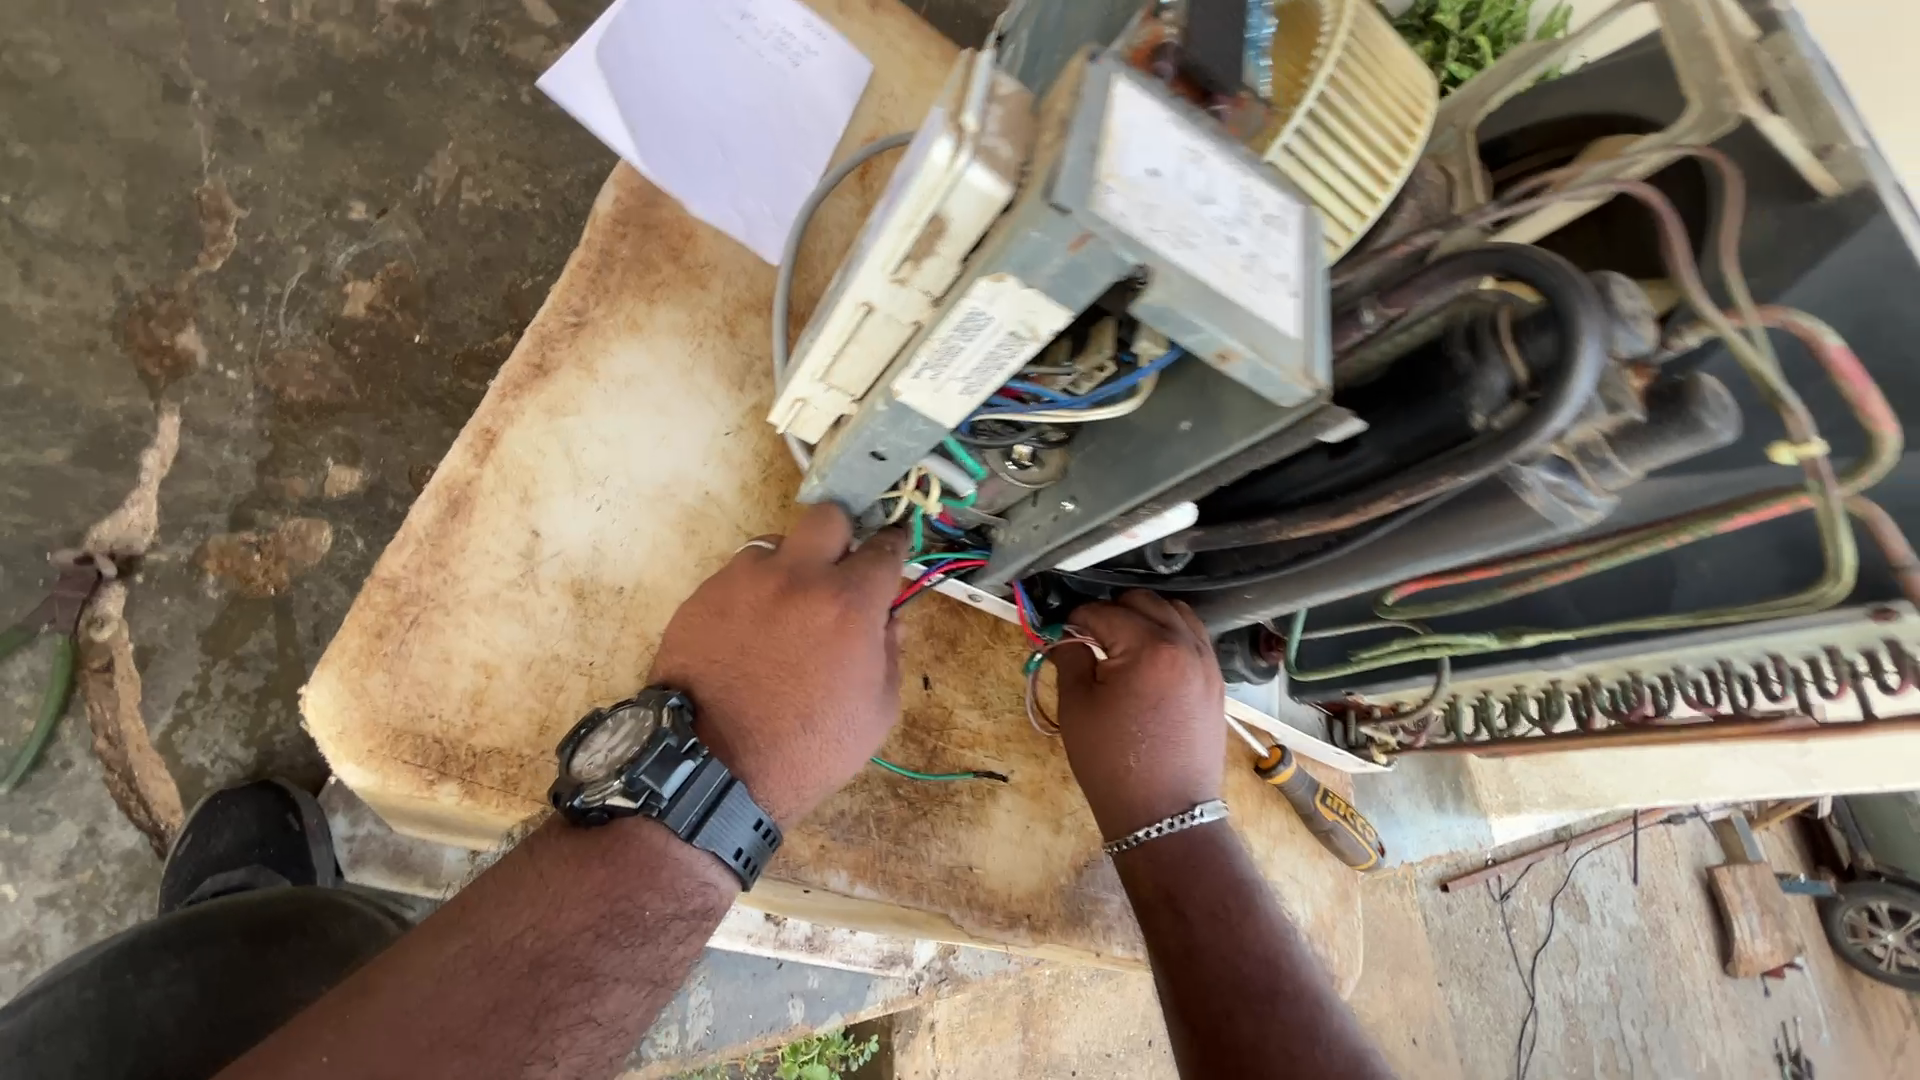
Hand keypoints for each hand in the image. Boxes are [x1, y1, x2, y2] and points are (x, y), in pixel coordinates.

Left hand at [647, 504, 907, 825]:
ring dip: (792, 566)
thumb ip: (890, 652)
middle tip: (839, 570)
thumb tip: (889, 617)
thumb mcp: (876, 711)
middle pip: (827, 516)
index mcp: (849, 603)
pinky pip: (739, 574)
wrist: (713, 771)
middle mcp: (798, 576)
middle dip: (842, 535)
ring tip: (787, 608)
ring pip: (778, 543)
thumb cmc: (808, 749)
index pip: (884, 548)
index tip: (893, 548)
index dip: (894, 545)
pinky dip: (755, 591)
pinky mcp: (704, 594)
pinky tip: (750, 631)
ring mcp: (744, 580)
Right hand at [1049, 591, 1226, 839]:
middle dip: (1110, 611)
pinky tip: (1149, 657)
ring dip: (1144, 617)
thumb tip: (1064, 636)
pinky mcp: (1216, 680)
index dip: (1074, 618)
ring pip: (1174, 612)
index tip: (1060, 631)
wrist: (1164, 813)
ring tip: (1121, 643)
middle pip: (1142, 601)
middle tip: (1088, 637)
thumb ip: (1070, 658)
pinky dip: (1170, 634)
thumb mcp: (1077, 707)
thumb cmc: (1112, 762)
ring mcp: (1206, 661)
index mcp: (1149, 647)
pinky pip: (1193, 636)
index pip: (1103, 612)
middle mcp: (1185, 644)